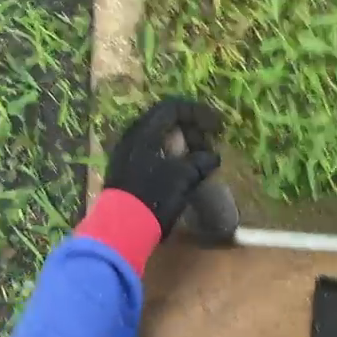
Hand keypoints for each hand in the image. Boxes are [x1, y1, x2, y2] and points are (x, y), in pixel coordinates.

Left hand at [104, 98, 223, 237]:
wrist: (121, 229)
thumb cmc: (154, 197)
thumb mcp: (184, 178)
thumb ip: (200, 162)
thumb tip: (212, 156)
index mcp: (145, 131)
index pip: (173, 108)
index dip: (198, 113)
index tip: (215, 126)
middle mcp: (132, 135)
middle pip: (164, 120)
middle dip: (189, 128)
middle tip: (206, 142)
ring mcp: (125, 152)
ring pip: (156, 136)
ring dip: (179, 142)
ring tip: (195, 157)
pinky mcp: (123, 168)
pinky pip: (149, 149)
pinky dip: (167, 153)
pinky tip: (178, 169)